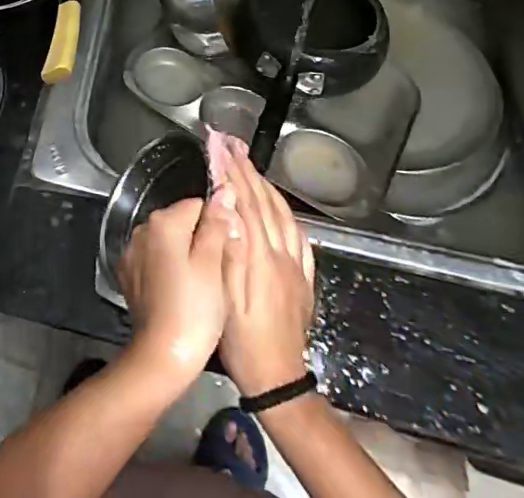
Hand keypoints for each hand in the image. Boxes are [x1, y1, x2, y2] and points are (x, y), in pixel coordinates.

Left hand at [116, 193, 234, 388]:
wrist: (161, 358)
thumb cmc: (193, 311)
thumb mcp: (212, 265)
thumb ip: (216, 224)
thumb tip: (223, 191)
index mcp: (163, 222)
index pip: (199, 204)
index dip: (217, 226)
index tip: (225, 251)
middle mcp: (142, 230)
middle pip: (182, 222)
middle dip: (199, 240)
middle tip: (215, 273)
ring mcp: (132, 253)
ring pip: (169, 242)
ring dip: (184, 256)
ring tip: (199, 287)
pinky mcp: (129, 275)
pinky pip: (155, 260)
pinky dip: (168, 270)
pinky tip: (179, 294)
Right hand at [219, 148, 316, 396]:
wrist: (278, 377)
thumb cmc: (242, 339)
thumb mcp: (227, 298)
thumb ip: (231, 250)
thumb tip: (227, 209)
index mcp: (260, 256)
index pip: (245, 203)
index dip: (232, 173)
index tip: (220, 148)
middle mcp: (282, 254)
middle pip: (265, 203)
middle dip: (248, 170)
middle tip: (234, 145)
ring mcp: (296, 266)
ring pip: (283, 215)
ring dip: (266, 186)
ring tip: (252, 166)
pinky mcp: (304, 279)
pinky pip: (298, 236)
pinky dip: (285, 213)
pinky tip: (280, 209)